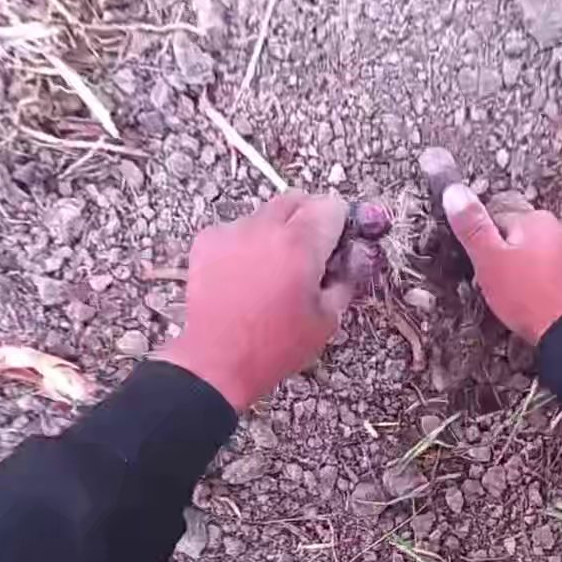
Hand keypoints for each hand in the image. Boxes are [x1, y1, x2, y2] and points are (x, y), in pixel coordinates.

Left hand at [155, 192, 353, 410]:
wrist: (219, 361)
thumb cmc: (277, 345)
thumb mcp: (327, 319)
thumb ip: (345, 280)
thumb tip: (353, 260)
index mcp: (300, 245)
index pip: (332, 206)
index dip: (342, 224)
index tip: (343, 242)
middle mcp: (265, 228)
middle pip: (297, 199)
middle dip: (311, 219)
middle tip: (316, 252)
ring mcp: (232, 232)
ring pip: (266, 214)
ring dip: (280, 231)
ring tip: (279, 271)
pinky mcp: (207, 242)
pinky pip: (238, 229)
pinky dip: (250, 243)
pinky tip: (250, 276)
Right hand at [443, 184, 561, 343]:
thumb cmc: (527, 297)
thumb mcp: (489, 259)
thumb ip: (473, 226)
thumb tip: (454, 191)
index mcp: (535, 219)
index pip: (496, 217)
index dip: (482, 243)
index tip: (479, 264)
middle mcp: (556, 231)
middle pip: (515, 236)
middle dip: (501, 256)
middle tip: (493, 282)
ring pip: (531, 256)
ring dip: (518, 272)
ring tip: (510, 296)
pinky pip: (544, 274)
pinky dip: (534, 285)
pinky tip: (527, 301)